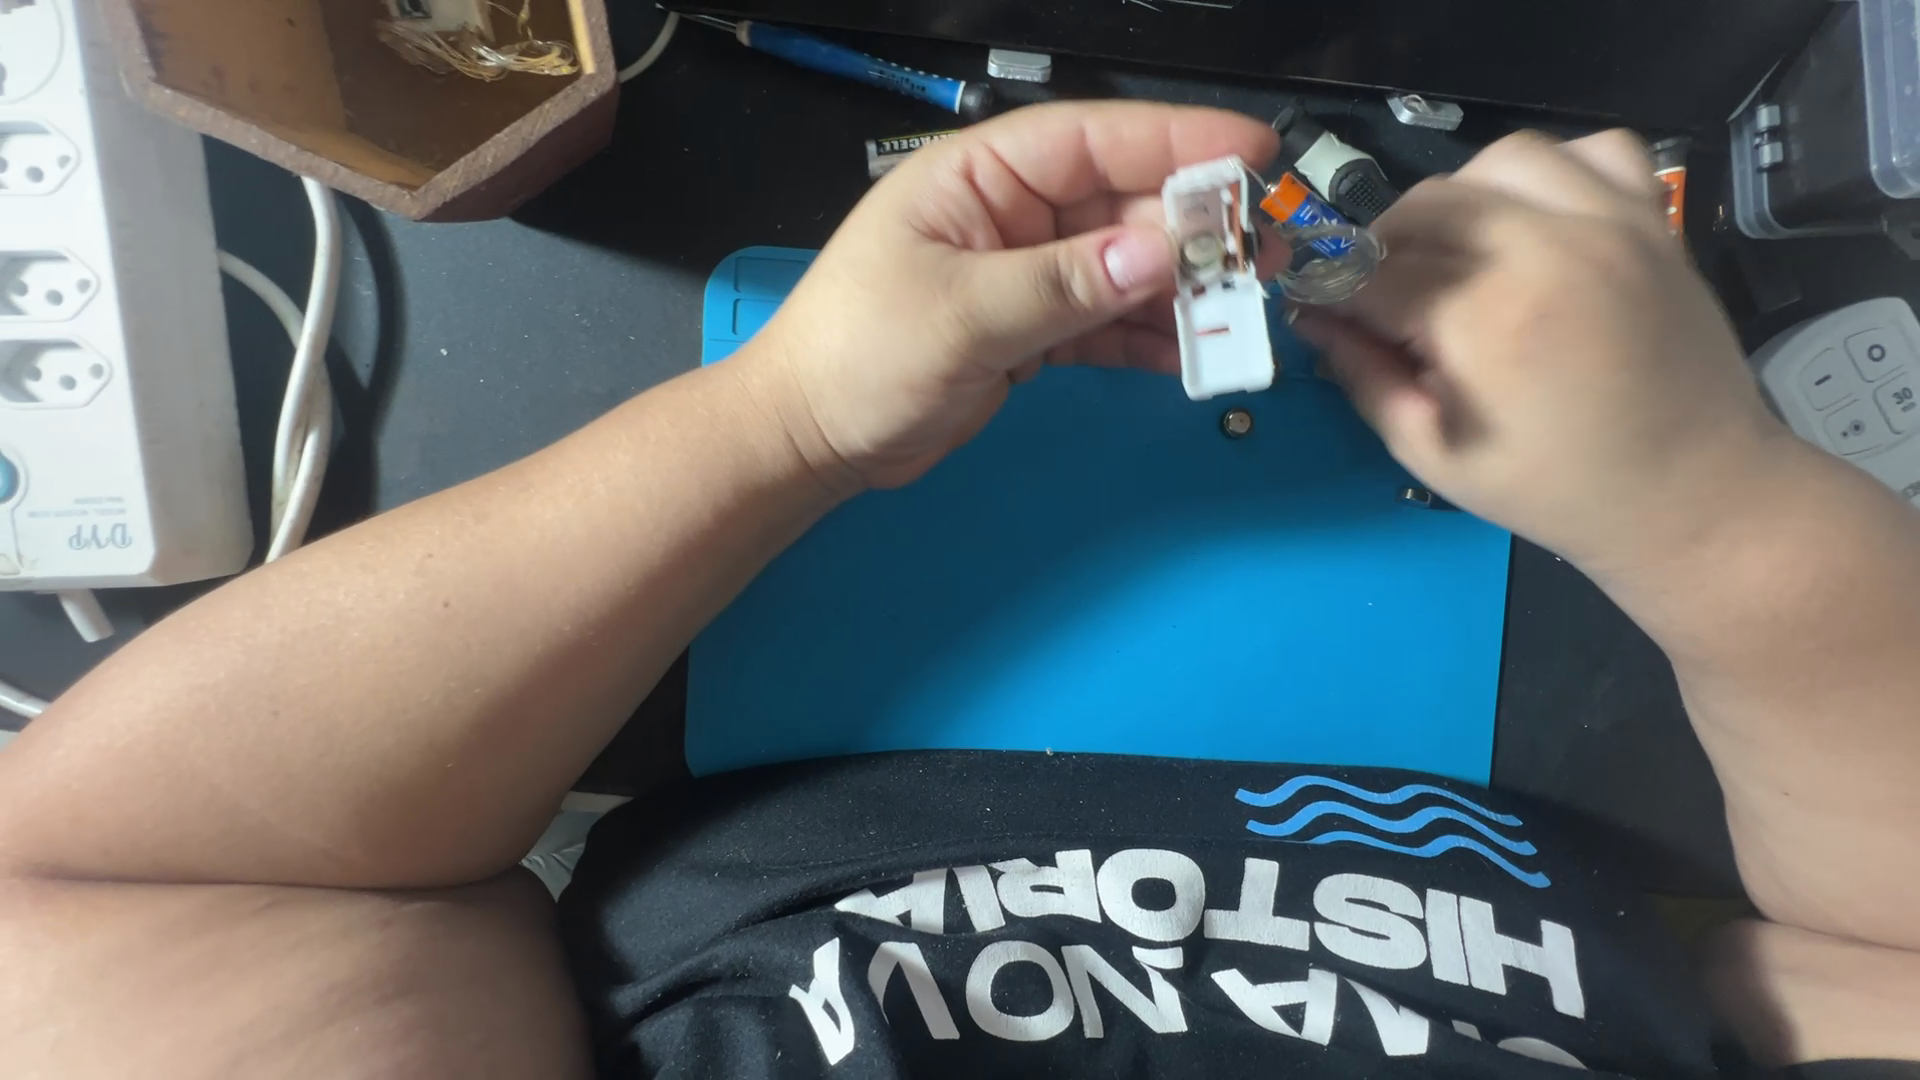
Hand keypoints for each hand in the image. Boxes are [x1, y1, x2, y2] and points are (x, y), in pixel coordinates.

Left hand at [744, 101, 1277, 491]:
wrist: (817, 436)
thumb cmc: (861, 355)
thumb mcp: (960, 313)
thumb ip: (1060, 284)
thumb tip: (1156, 252)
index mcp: (979, 178)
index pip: (1090, 141)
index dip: (1173, 141)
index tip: (1250, 155)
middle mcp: (1009, 218)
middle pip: (1117, 206)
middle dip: (1189, 229)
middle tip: (1261, 254)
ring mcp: (1023, 278)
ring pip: (1117, 270)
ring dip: (1176, 289)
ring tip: (1240, 306)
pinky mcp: (1028, 334)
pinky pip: (1099, 325)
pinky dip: (1139, 338)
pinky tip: (1184, 352)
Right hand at [1295, 131, 1803, 574]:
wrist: (1688, 488)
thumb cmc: (1544, 486)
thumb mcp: (1427, 450)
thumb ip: (1363, 377)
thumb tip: (1314, 324)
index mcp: (1484, 319)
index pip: (1372, 276)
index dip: (1326, 291)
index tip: (1308, 310)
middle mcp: (1546, 250)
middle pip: (1425, 206)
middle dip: (1376, 246)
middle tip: (1367, 293)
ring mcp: (1609, 225)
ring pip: (1498, 163)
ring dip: (1450, 202)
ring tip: (1440, 254)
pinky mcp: (1650, 222)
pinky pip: (1590, 152)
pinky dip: (1539, 176)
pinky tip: (1519, 223)